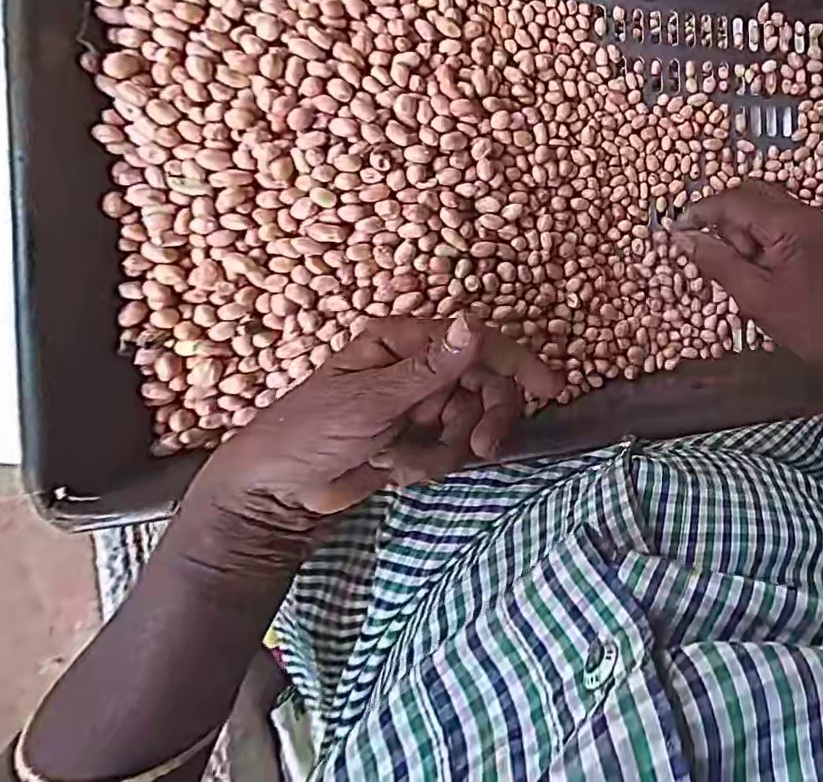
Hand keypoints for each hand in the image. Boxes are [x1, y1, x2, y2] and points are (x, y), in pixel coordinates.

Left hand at [180, 315, 561, 568]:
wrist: (273, 497)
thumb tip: (473, 325)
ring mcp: (420, 402)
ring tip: (397, 462)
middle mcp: (419, 367)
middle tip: (479, 449)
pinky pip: (451, 447)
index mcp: (404, 342)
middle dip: (481, 419)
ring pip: (470, 420)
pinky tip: (391, 469)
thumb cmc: (309, 434)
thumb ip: (431, 368)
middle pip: (483, 384)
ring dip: (441, 449)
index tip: (549, 389)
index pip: (475, 344)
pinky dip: (428, 464)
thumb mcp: (371, 401)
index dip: (516, 364)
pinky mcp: (419, 435)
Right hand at [671, 180, 822, 372]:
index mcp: (792, 224)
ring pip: (763, 206)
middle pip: (750, 194)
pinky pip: (778, 222)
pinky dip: (759, 237)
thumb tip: (683, 238)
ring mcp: (816, 221)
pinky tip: (759, 269)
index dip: (701, 212)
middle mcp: (806, 212)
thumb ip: (716, 261)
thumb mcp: (754, 297)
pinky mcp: (819, 235)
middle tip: (716, 256)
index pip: (735, 200)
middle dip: (725, 221)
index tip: (678, 231)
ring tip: (743, 270)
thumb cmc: (810, 327)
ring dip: (742, 230)